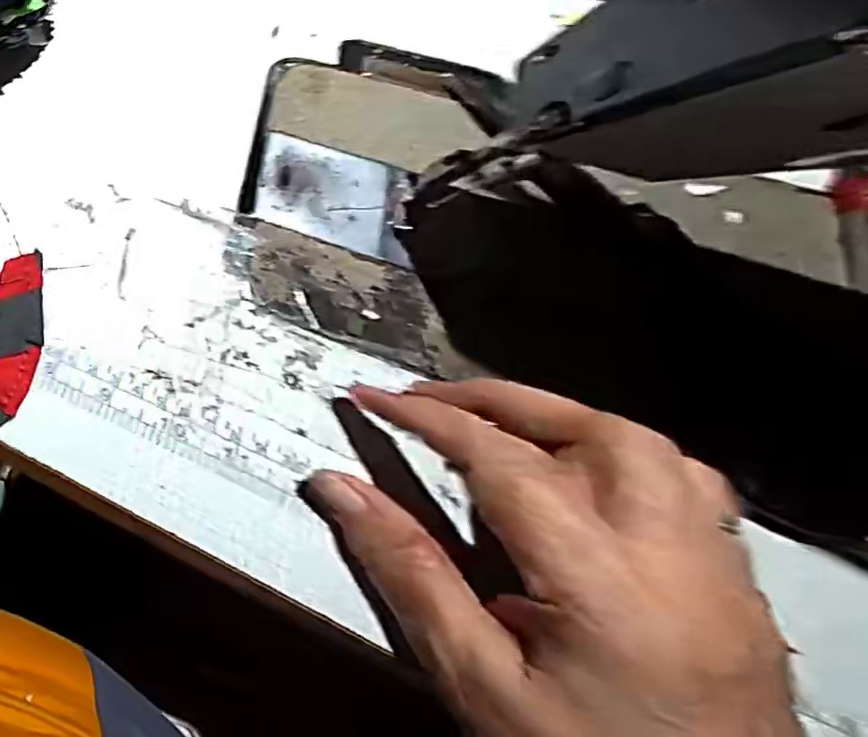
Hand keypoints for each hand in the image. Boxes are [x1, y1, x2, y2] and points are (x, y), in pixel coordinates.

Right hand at [310, 379, 796, 736]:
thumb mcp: (476, 679)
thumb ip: (407, 573)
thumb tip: (338, 488)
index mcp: (609, 587)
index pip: (504, 461)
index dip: (427, 418)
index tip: (372, 399)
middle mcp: (681, 569)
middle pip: (600, 435)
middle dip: (502, 400)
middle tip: (432, 401)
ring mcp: (723, 583)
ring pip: (657, 455)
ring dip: (563, 422)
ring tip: (496, 426)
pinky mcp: (739, 602)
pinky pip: (689, 494)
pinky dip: (614, 459)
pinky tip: (571, 479)